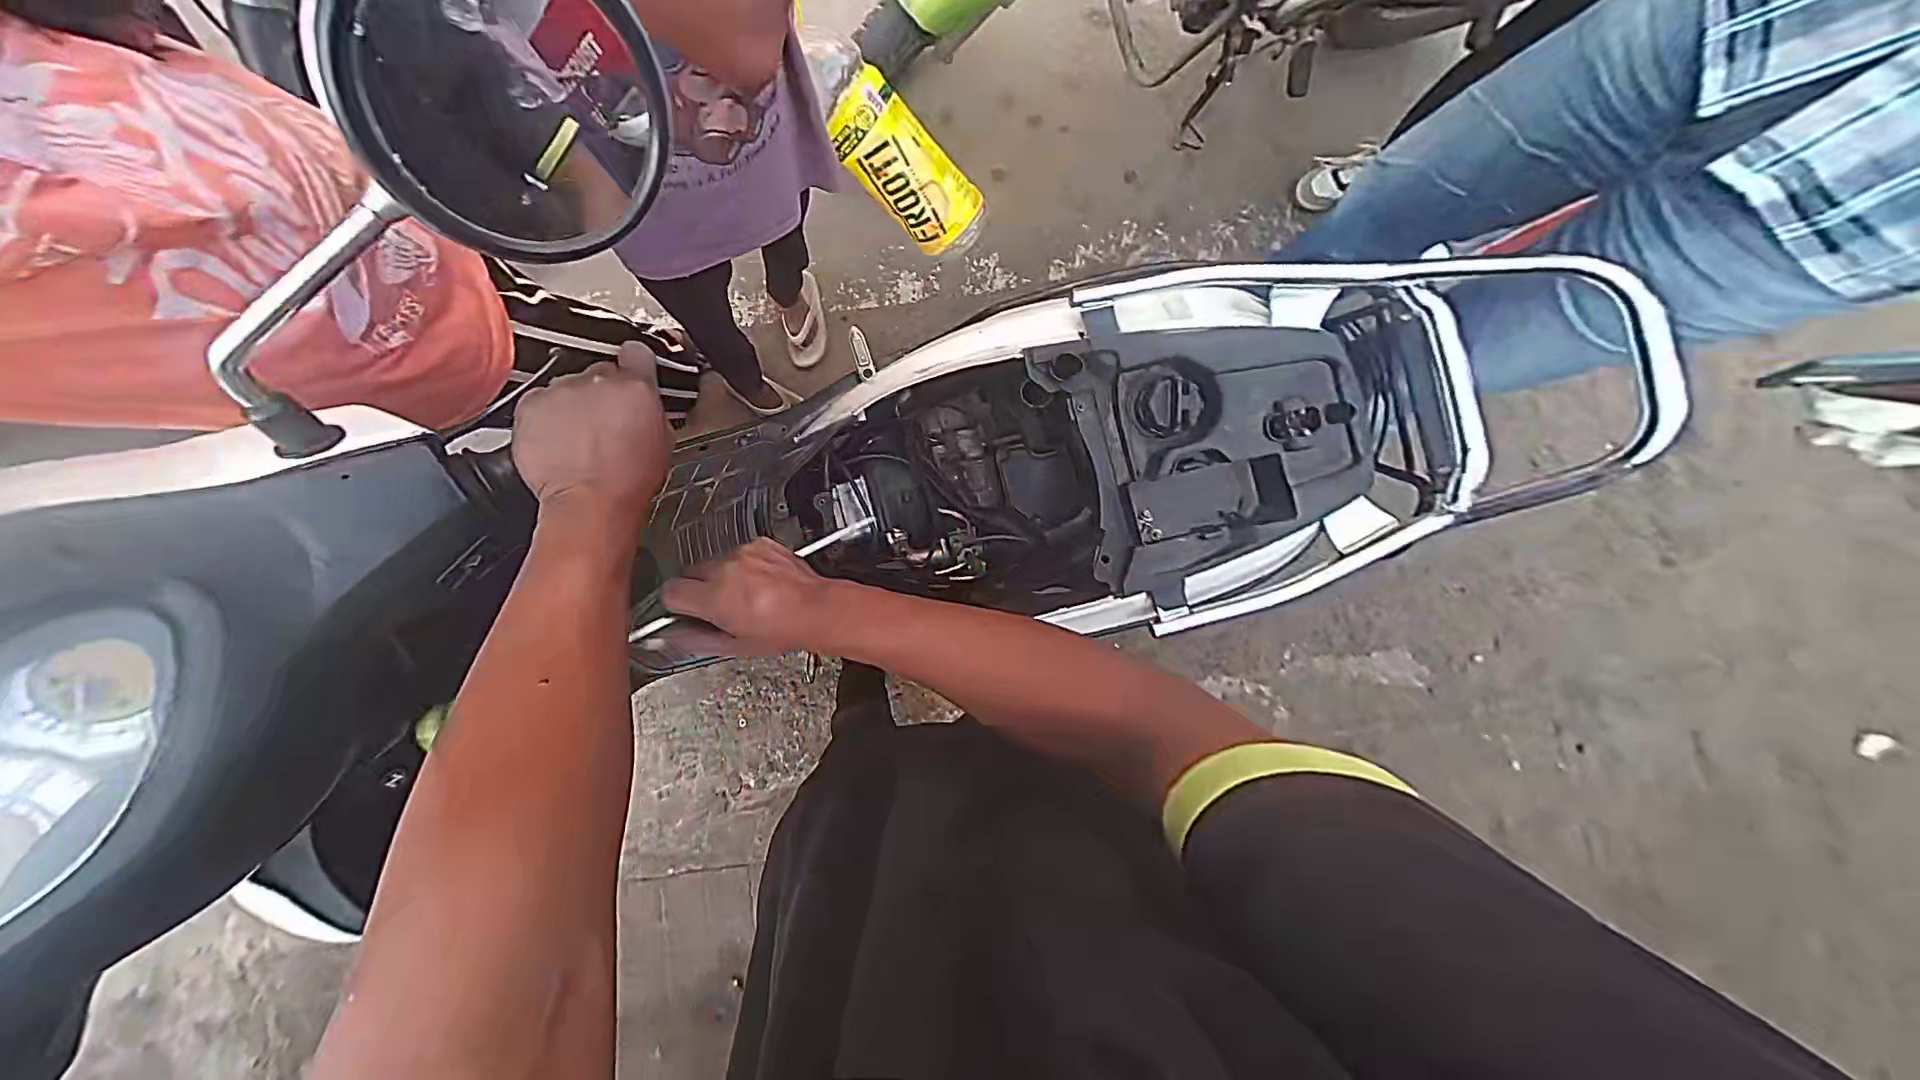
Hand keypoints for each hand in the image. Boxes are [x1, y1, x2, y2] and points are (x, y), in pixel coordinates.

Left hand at [512, 342, 671, 528]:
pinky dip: (546, 417)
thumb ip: (651, 411)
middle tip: (606, 424)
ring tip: (581, 439)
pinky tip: (560, 441)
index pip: (636, 353)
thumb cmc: (628, 479)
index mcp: (637, 387)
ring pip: (567, 388)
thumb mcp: (662, 441)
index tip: (632, 368)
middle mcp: (597, 380)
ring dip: (572, 406)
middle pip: (599, 373)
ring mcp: (562, 390)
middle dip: (602, 393)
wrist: (591, 501)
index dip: (635, 362)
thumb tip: (645, 405)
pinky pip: (539, 401)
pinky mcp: (531, 403)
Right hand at [661, 538, 849, 655]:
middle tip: (720, 607)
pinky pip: (739, 553)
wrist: (818, 609)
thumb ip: (696, 639)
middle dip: (700, 590)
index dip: (676, 604)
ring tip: (746, 595)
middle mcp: (727, 570)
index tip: (684, 611)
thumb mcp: (736, 646)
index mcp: (716, 597)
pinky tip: (759, 582)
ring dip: (723, 577)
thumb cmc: (785, 628)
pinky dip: (744, 565)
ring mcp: (745, 554)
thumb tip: (674, 636)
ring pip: (715, 562)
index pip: (671, 591)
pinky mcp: (760, 544)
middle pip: (690, 574)